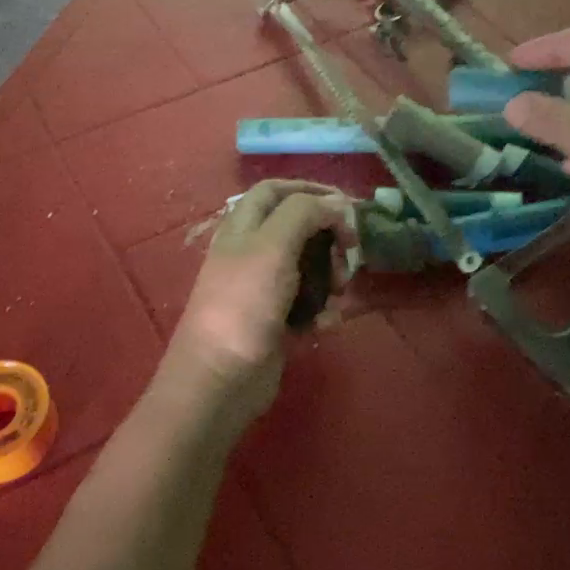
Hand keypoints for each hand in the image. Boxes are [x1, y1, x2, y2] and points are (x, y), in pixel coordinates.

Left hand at [158, 180, 355, 433]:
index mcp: (241, 228)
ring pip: (308, 269)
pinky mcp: (274, 323)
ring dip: (331, 277)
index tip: (347, 206)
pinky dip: (322, 311)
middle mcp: (249, 254)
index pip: (275, 191)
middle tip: (348, 256)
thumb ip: (303, 215)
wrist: (220, 379)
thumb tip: (335, 204)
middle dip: (328, 239)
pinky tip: (326, 324)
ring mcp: (261, 290)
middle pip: (297, 229)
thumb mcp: (272, 248)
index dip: (310, 190)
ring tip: (340, 293)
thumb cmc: (244, 305)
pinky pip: (307, 306)